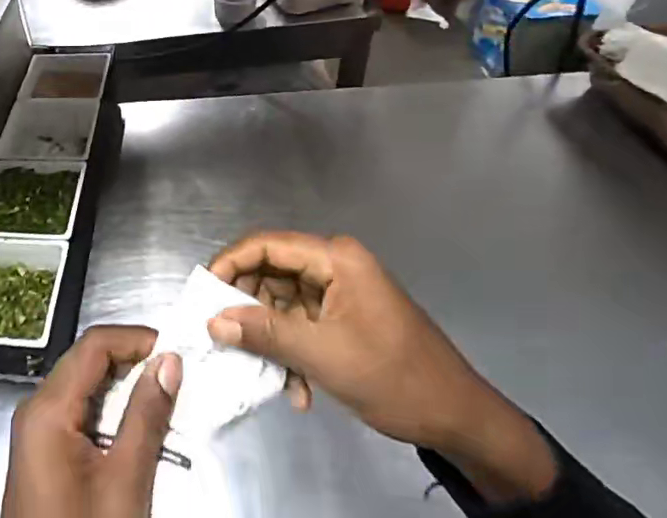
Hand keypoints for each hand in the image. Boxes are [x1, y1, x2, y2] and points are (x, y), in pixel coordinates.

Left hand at [3, 325, 182, 517]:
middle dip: (132, 361)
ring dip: (123, 387)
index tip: (176, 350)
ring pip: (83, 386)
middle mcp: (36, 409)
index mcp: (47, 408)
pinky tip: (138, 427)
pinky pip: (78, 413)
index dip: (135, 339)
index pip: (94, 346)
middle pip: (86, 362)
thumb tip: (169, 361)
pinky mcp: (42, 453)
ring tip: (165, 398)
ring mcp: (36, 431)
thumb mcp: (125, 482)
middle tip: (176, 375)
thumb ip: (146, 416)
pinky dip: (109, 411)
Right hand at [206, 232, 556, 504]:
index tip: (204, 293)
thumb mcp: (323, 355)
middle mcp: (336, 265)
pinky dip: (293, 350)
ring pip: (284, 302)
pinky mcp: (346, 316)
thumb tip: (214, 320)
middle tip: (228, 338)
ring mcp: (342, 291)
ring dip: (273, 338)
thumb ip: (265, 332)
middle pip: (272, 273)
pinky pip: (303, 323)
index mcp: (335, 258)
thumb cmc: (396, 378)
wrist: (462, 421)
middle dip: (250, 309)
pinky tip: (298, 389)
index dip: (231, 264)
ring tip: (271, 376)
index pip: (267, 245)